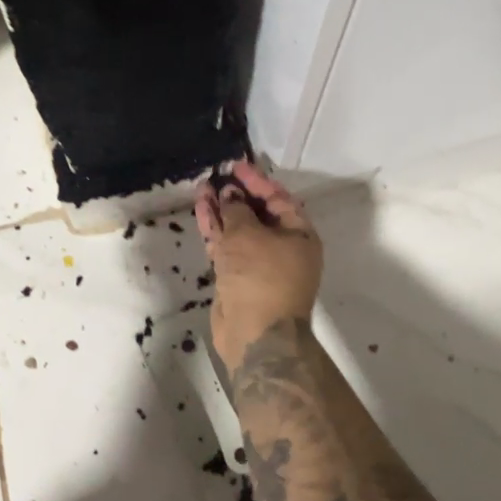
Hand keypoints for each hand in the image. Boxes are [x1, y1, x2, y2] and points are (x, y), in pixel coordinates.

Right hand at [194, 160, 322, 369]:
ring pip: (239, 229)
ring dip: (221, 209)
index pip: (279, 199)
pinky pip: (228, 245)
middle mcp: (283, 248)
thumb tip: (228, 195)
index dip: (257, 181)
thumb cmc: (261, 277)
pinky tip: (201, 210)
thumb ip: (235, 209)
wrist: (255, 334)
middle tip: (215, 175)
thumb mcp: (247, 235)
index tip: (235, 166)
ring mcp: (260, 264)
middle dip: (236, 195)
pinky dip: (215, 229)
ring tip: (202, 187)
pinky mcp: (239, 277)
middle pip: (258, 213)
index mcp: (300, 235)